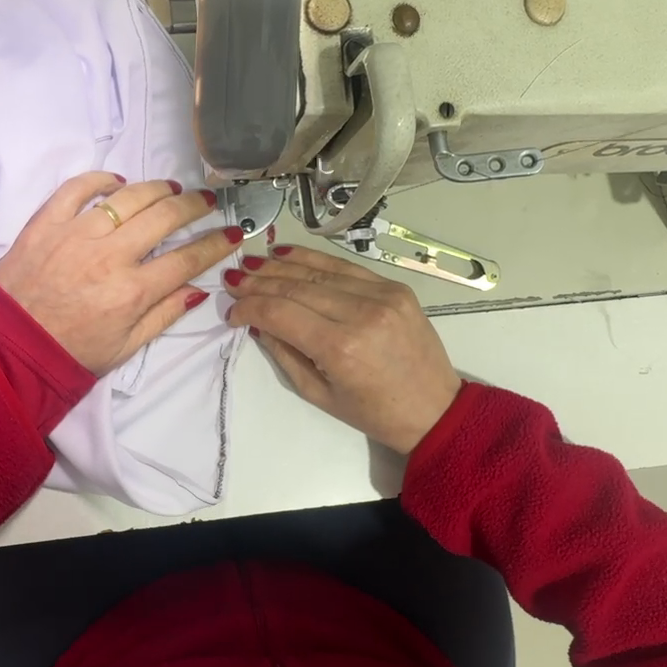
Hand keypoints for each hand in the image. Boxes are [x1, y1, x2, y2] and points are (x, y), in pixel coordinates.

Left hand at [0, 172, 240, 374]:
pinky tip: (118, 183)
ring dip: (157, 188)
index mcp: (132, 292)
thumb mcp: (125, 349)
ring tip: (172, 189)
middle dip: (195, 205)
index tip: (232, 233)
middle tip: (206, 201)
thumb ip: (163, 316)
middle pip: (165, 217)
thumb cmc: (70, 354)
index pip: (187, 258)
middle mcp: (110, 256)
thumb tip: (198, 289)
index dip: (216, 244)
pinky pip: (77, 188)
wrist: (7, 350)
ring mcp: (76, 234)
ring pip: (128, 197)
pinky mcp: (46, 223)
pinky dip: (101, 180)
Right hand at [222, 246, 460, 452]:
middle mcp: (361, 314)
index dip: (249, 308)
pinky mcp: (394, 287)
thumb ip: (284, 354)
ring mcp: (382, 296)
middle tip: (232, 278)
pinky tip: (285, 254)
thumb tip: (255, 323)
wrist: (434, 408)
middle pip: (296, 288)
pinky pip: (344, 267)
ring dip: (279, 266)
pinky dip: (313, 259)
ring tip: (252, 263)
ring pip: (318, 272)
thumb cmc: (373, 413)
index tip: (231, 311)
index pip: (280, 314)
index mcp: (341, 349)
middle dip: (258, 282)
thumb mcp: (318, 394)